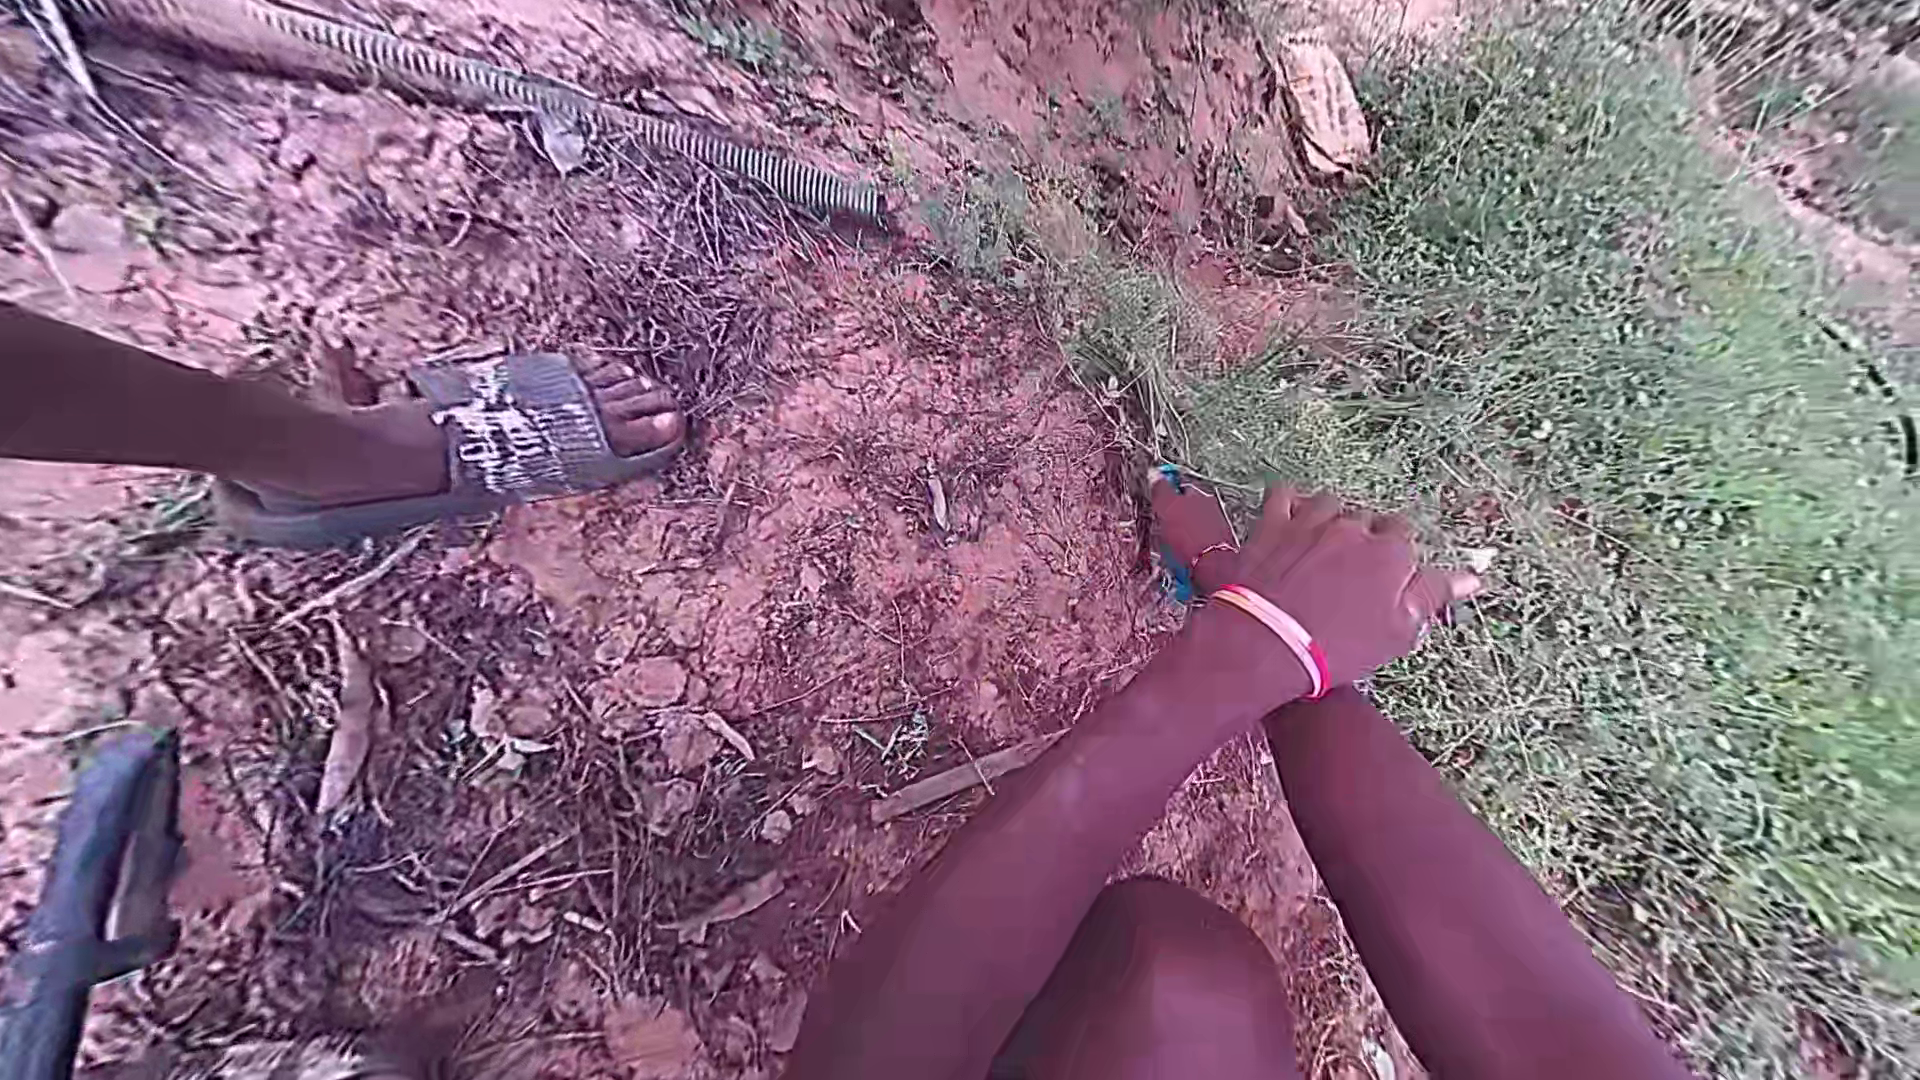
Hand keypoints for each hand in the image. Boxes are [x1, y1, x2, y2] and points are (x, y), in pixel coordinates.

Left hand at [1189, 486, 1478, 701]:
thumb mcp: (1397, 632)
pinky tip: (1289, 515)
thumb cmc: (1334, 645)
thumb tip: (1468, 578)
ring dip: (1329, 516)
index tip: (1382, 569)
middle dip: (1361, 537)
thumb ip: (1430, 596)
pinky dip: (1288, 500)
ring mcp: (1309, 523)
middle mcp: (1353, 529)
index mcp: (1390, 553)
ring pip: (1329, 502)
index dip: (1393, 551)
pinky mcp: (1271, 525)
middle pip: (1365, 519)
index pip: (1403, 534)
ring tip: (1321, 541)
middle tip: (1348, 565)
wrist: (1267, 641)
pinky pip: (1283, 494)